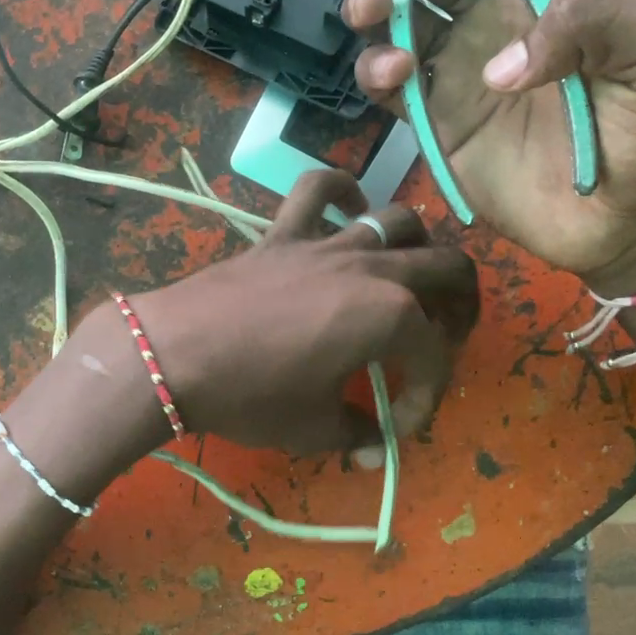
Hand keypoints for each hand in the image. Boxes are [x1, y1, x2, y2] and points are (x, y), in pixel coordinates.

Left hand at [129, 169, 477, 458]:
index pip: (434, 357)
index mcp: (392, 317)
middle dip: (461, 307)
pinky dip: (342, 192)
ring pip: (400, 221)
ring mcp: (327, 244)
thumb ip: (357, 431)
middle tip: (445, 338)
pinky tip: (350, 210)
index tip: (394, 429)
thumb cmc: (250, 396)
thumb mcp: (314, 429)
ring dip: (419, 248)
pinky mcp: (283, 234)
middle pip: (448, 269)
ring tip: (410, 278)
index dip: (425, 398)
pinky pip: (318, 190)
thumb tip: (373, 444)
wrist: (174, 357)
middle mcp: (372, 269)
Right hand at [337, 0, 635, 294]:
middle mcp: (498, 21)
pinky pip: (392, 89)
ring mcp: (461, 74)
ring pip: (399, 23)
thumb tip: (498, 66)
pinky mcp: (436, 125)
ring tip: (371, 9)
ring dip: (373, 6)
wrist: (634, 224)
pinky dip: (378, 74)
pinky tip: (392, 72)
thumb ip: (596, 21)